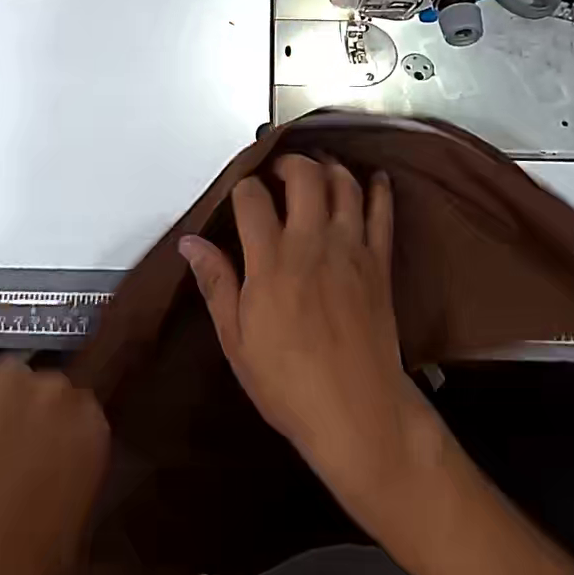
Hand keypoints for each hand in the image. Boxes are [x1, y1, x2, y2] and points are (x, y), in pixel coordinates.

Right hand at [179, 154, 427, 494]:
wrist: (356, 411)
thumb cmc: (289, 383)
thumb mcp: (236, 339)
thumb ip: (216, 282)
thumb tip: (190, 244)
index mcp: (271, 261)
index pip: (252, 197)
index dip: (243, 187)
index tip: (242, 194)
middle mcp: (312, 244)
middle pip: (303, 176)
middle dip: (288, 163)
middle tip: (280, 172)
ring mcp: (350, 249)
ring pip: (344, 185)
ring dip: (330, 166)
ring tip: (318, 168)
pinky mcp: (379, 262)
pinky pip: (382, 213)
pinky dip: (379, 189)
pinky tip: (375, 179)